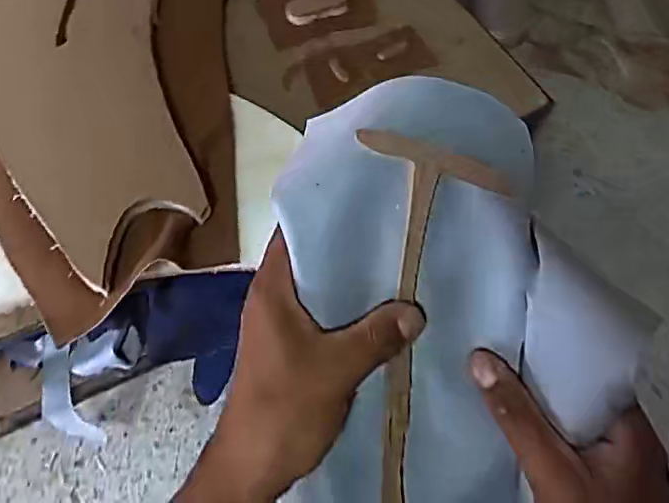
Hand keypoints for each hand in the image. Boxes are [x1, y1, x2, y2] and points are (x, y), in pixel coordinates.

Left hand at [178, 231, 424, 501]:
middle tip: (387, 235)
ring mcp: (275, 321)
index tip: (361, 204)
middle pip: (308, 257)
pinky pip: (316, 312)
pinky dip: (340, 308)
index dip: (323, 213)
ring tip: (388, 269)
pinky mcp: (284, 345)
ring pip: (314, 287)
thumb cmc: (284, 405)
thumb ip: (375, 336)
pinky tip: (372, 314)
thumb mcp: (336, 368)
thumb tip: (417, 310)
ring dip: (345, 282)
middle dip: (344, 248)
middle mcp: (269, 295)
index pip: (293, 230)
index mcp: (271, 285)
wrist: (250, 465)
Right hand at [470, 349, 668, 502]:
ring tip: (504, 367)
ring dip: (542, 395)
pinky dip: (549, 422)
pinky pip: (574, 435)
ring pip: (576, 412)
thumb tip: (479, 358)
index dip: (554, 338)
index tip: (519, 316)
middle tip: (501, 338)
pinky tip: (523, 415)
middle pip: (582, 386)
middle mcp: (635, 437)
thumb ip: (519, 418)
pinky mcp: (609, 482)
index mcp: (634, 426)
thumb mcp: (554, 474)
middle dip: (542, 365)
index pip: (591, 363)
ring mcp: (624, 464)